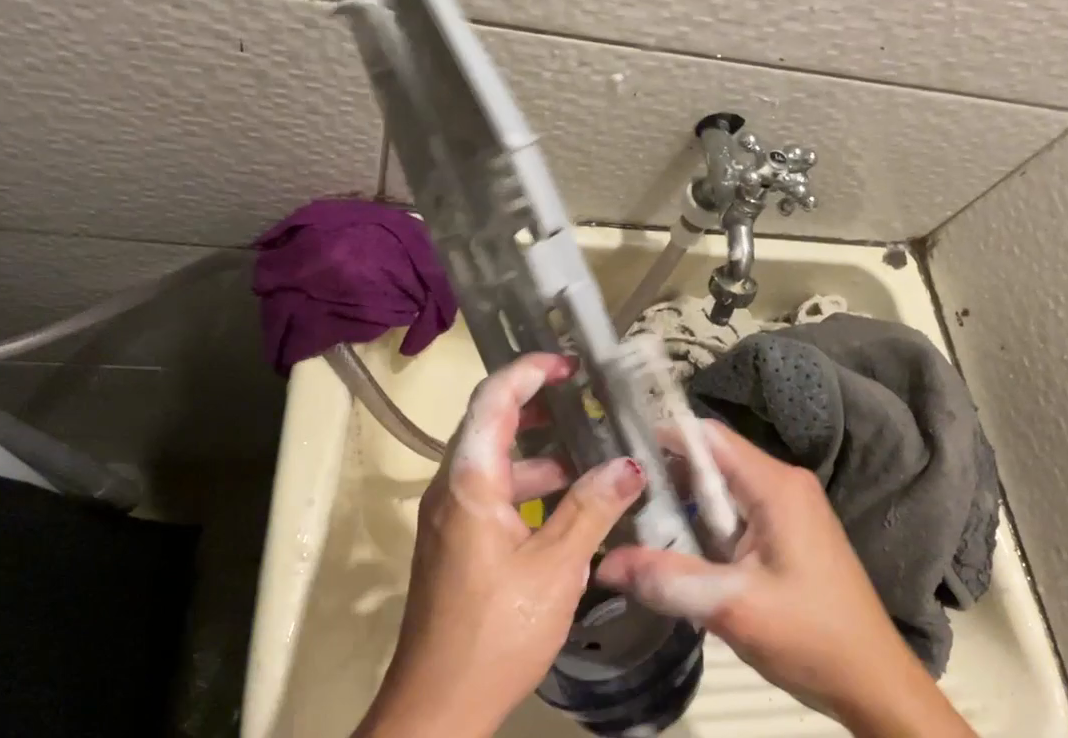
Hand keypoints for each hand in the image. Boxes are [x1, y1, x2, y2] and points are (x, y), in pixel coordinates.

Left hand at [354, 353, 645, 737]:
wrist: (438, 705)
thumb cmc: (496, 629)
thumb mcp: (555, 568)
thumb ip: (590, 510)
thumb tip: (629, 465)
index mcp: (469, 480)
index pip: (493, 399)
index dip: (528, 371)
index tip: (568, 365)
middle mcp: (452, 487)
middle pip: (490, 424)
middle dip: (536, 406)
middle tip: (583, 401)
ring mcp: (450, 516)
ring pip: (494, 463)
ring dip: (538, 453)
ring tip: (590, 456)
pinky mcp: (456, 543)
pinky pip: (493, 494)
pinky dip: (529, 488)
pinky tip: (568, 507)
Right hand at [596, 420, 975, 737]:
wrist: (873, 682)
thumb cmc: (811, 637)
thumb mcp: (734, 608)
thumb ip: (668, 579)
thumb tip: (604, 563)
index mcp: (776, 485)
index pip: (708, 436)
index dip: (661, 435)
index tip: (618, 450)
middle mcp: (783, 483)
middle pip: (711, 460)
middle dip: (665, 475)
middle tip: (618, 496)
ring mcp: (788, 507)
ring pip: (721, 488)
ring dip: (682, 504)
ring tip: (636, 522)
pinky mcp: (788, 532)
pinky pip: (735, 512)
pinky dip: (704, 524)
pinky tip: (677, 548)